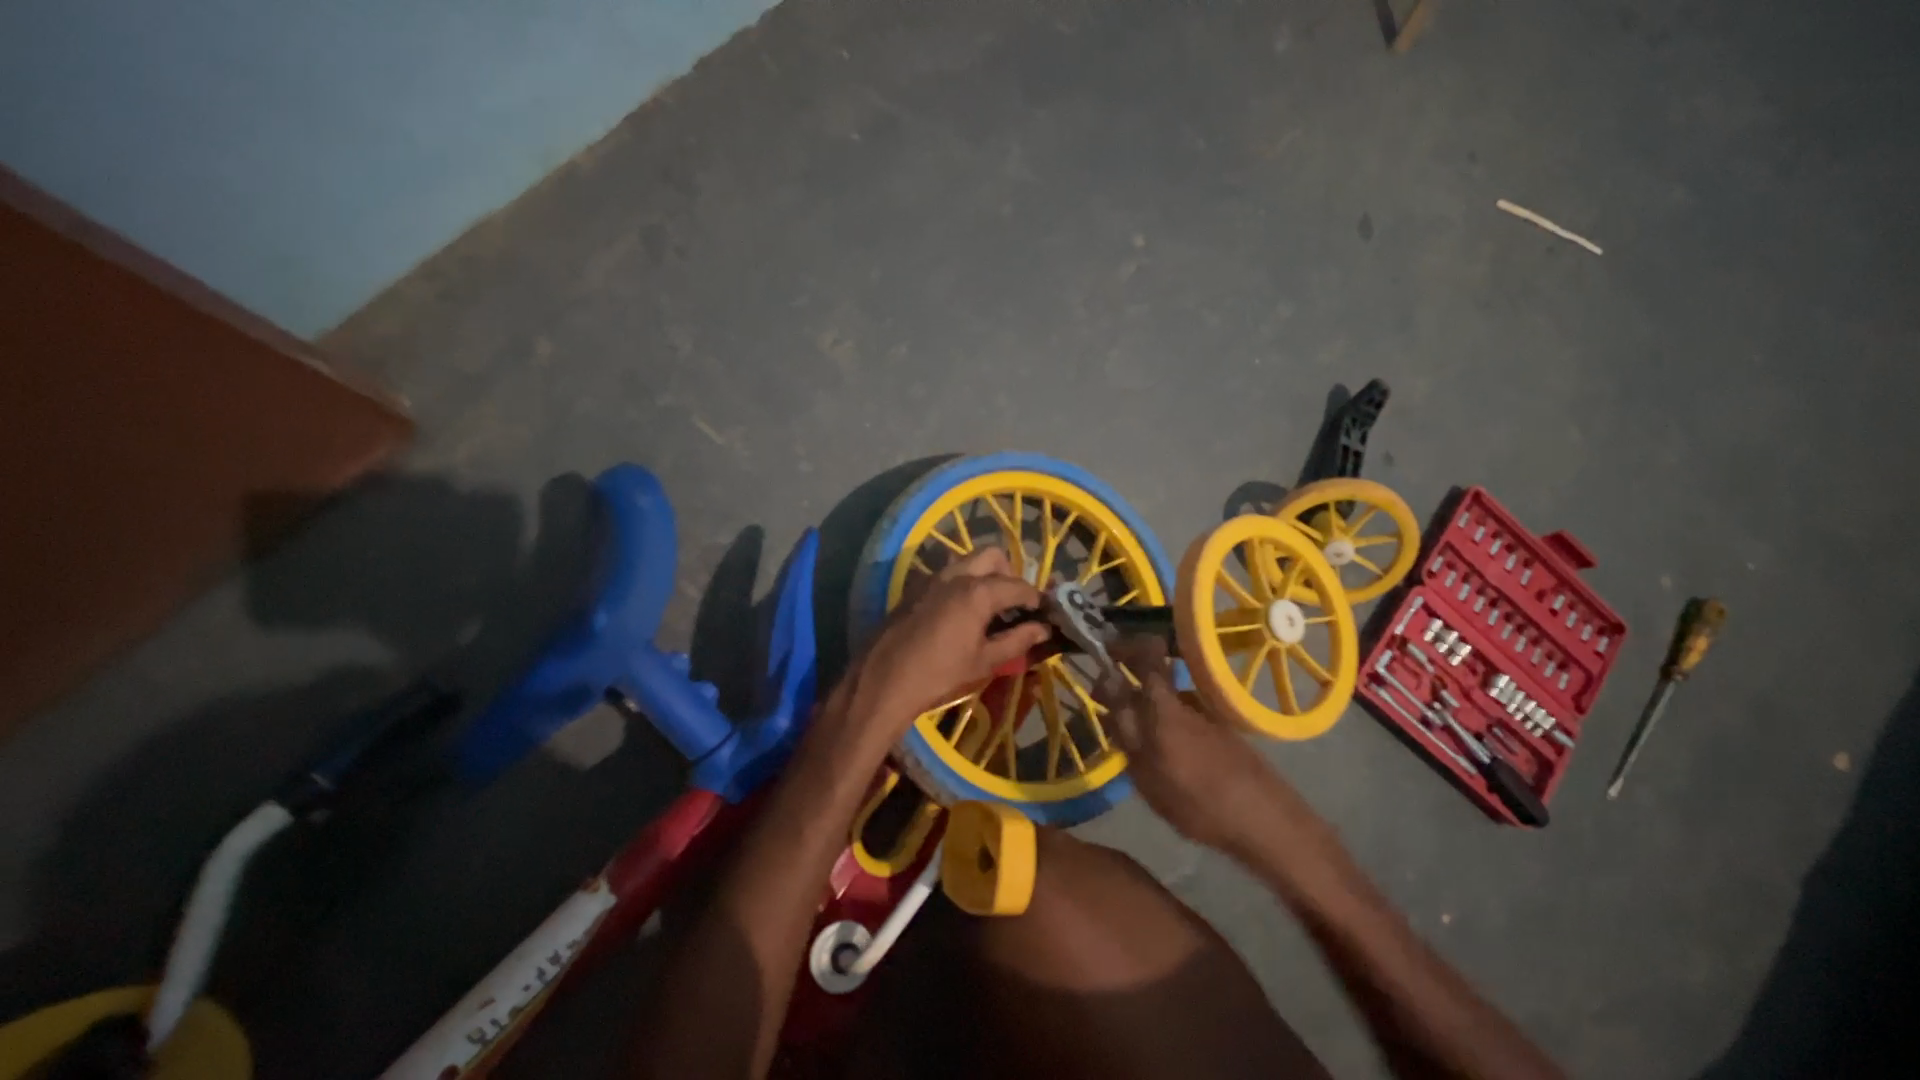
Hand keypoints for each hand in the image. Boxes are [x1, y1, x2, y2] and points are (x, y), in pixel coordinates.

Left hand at [850, 547, 1051, 742]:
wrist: (883, 681)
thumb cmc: (939, 674)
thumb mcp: (984, 662)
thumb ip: (1017, 641)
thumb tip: (1042, 629)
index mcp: (977, 591)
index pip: (1018, 585)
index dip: (1035, 599)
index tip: (1042, 614)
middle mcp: (955, 574)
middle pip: (992, 556)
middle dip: (1008, 574)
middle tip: (1012, 604)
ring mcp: (930, 578)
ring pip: (966, 560)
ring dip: (982, 575)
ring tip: (987, 607)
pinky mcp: (913, 588)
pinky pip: (945, 574)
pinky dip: (960, 583)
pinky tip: (959, 613)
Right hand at [1100, 638, 1315, 857]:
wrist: (1262, 819)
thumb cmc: (1196, 799)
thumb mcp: (1146, 770)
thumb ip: (1124, 726)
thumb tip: (1107, 682)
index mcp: (1164, 707)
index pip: (1146, 653)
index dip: (1124, 646)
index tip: (1104, 656)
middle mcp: (1186, 701)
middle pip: (1154, 674)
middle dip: (1128, 681)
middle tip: (1108, 705)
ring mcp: (1206, 715)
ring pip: (1165, 697)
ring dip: (1144, 705)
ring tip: (1131, 739)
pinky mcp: (1219, 732)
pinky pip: (1181, 715)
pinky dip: (1164, 724)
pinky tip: (1160, 754)